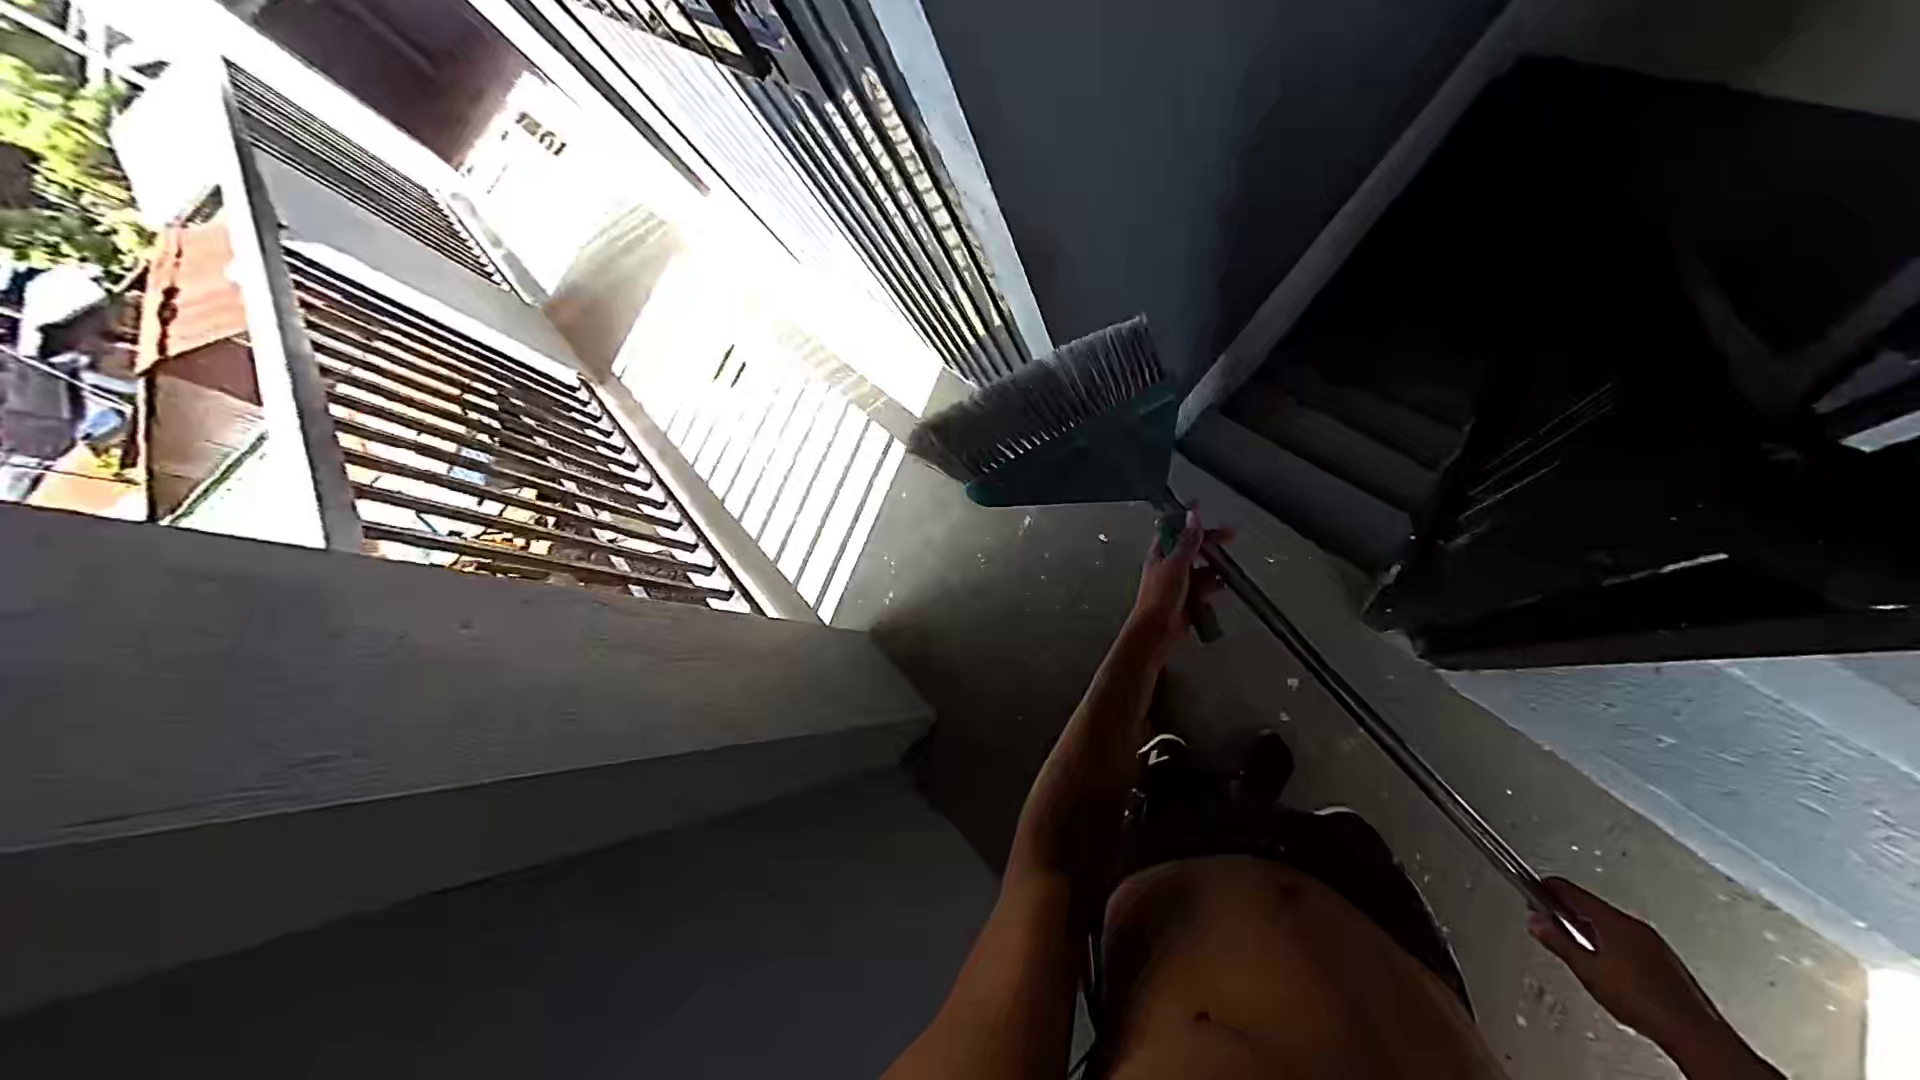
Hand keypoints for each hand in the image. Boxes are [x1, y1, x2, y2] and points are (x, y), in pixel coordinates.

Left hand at [1126, 508, 1231, 649]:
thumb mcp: (1176, 564)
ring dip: (1214, 568)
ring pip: (1201, 569)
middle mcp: (1168, 567)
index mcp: (1160, 554)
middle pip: (1191, 548)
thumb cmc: (1160, 597)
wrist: (1157, 632)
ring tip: (1228, 570)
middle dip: (1209, 543)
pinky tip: (1222, 589)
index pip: (1174, 530)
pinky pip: (1204, 589)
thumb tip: (1193, 515)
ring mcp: (1178, 584)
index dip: (1187, 520)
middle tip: (1230, 537)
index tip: (1202, 509)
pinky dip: (1213, 587)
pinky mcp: (1188, 600)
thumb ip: (1187, 541)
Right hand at [1529, 878, 1775, 1077]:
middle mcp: (1637, 927)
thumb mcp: (1585, 969)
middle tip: (1549, 921)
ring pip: (1611, 926)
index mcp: (1614, 921)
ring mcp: (1655, 945)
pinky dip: (1611, 945)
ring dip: (1590, 931)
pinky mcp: (1667, 962)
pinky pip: (1630, 942)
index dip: (1546, 888)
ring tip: (1576, 948)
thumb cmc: (1643, 1002)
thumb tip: (1536, 921)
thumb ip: (1557, 940)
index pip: (1570, 890)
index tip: (1533, 890)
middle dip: (1567, 913)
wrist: (1695, 1035)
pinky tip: (1608, 966)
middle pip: (1592, 907)